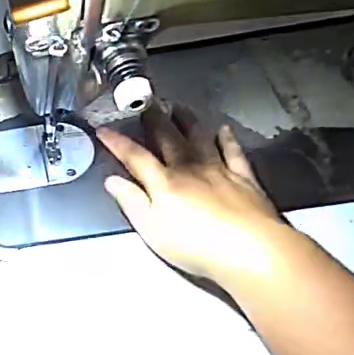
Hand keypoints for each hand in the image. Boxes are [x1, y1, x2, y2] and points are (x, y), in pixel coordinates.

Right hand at [97, 103, 302, 290]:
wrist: (249, 248)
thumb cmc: (197, 245)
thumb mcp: (152, 229)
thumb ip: (132, 202)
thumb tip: (113, 181)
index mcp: (164, 183)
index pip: (135, 157)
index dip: (118, 142)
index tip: (104, 130)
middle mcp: (190, 169)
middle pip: (168, 139)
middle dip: (155, 121)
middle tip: (147, 106)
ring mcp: (219, 170)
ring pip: (200, 138)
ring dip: (187, 122)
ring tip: (179, 108)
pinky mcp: (244, 178)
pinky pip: (233, 151)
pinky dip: (227, 139)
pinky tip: (223, 130)